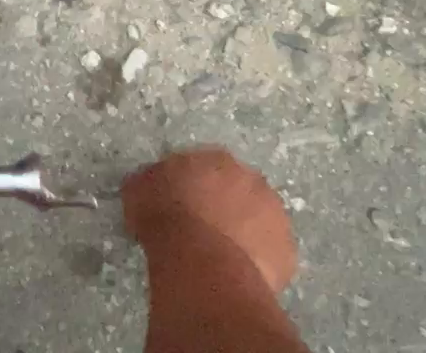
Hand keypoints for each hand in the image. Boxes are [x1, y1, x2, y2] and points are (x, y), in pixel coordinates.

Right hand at [122, 147, 297, 292]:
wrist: (201, 261)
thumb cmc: (165, 216)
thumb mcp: (138, 188)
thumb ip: (151, 179)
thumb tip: (154, 181)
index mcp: (216, 158)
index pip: (206, 164)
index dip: (193, 182)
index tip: (181, 198)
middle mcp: (252, 180)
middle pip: (238, 188)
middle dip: (224, 202)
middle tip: (203, 223)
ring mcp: (276, 217)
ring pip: (258, 219)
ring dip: (244, 228)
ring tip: (219, 249)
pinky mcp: (287, 252)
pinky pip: (268, 251)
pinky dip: (254, 257)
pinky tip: (234, 267)